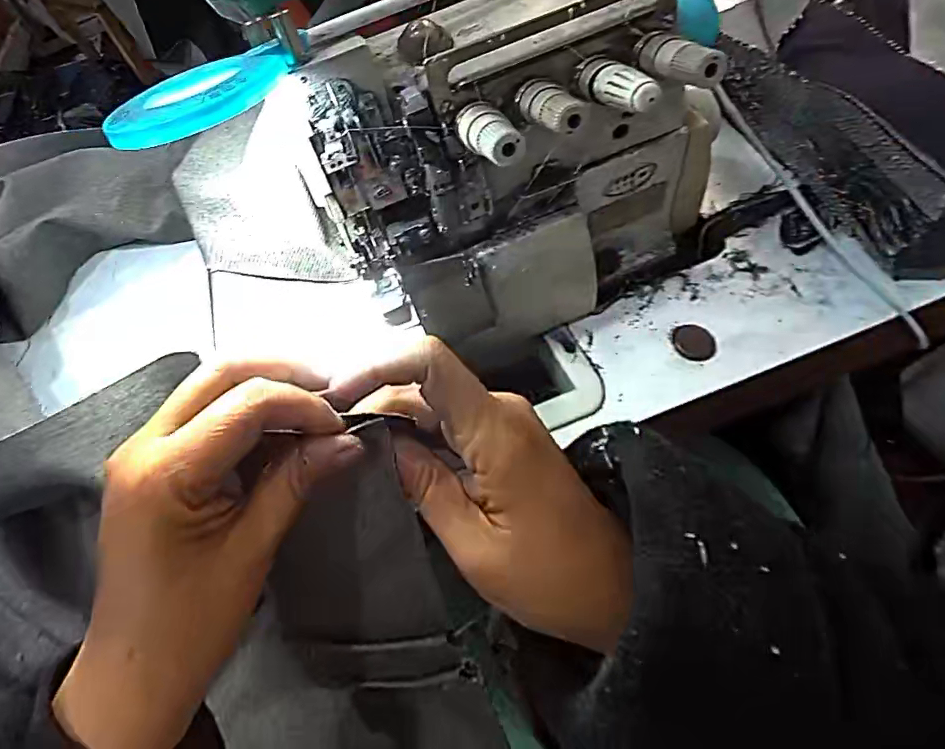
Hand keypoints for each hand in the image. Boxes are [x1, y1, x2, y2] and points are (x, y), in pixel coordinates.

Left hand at [54, 360, 363, 748]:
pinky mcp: (149, 458)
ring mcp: (141, 448)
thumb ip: (296, 481)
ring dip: (265, 387)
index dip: (302, 404)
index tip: (341, 425)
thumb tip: (349, 440)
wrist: (130, 675)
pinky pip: (203, 410)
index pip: (246, 404)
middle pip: (221, 374)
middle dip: (283, 375)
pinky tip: (280, 427)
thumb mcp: (252, 549)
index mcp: (164, 472)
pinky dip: (246, 409)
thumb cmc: (190, 624)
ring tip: (313, 407)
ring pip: (211, 385)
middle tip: (331, 393)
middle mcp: (143, 445)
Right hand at [330, 338, 632, 654]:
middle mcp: (501, 410)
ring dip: (395, 420)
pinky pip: (454, 422)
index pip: (432, 361)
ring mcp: (506, 421)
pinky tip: (393, 458)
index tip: (340, 394)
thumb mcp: (474, 545)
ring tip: (352, 447)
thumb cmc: (549, 574)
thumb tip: (383, 442)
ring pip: (436, 402)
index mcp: (495, 427)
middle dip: (377, 400)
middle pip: (426, 383)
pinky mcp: (506, 437)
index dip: (379, 365)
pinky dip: (419, 435)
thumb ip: (425, 487)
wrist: (611, 582)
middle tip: (333, 434)